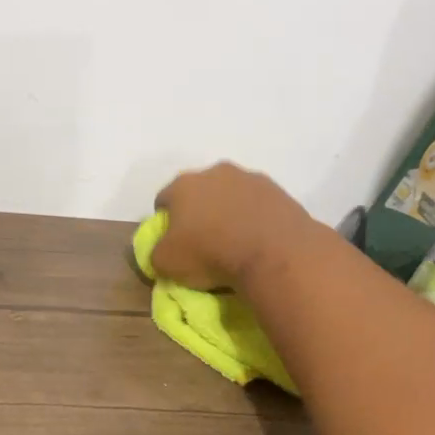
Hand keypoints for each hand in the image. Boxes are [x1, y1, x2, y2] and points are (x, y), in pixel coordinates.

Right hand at [150, 164, 321, 290]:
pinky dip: (250, 218)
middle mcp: (216, 172)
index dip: (163, 222)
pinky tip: (251, 240)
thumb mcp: (163, 262)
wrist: (273, 252)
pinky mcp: (278, 191)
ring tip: (229, 242)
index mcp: (183, 185)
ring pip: (228, 195)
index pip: (163, 200)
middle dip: (196, 212)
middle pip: (198, 192)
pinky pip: (254, 205)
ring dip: (225, 213)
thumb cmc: (208, 253)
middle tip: (199, 240)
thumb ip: (156, 250)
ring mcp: (250, 178)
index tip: (170, 242)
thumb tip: (163, 247)